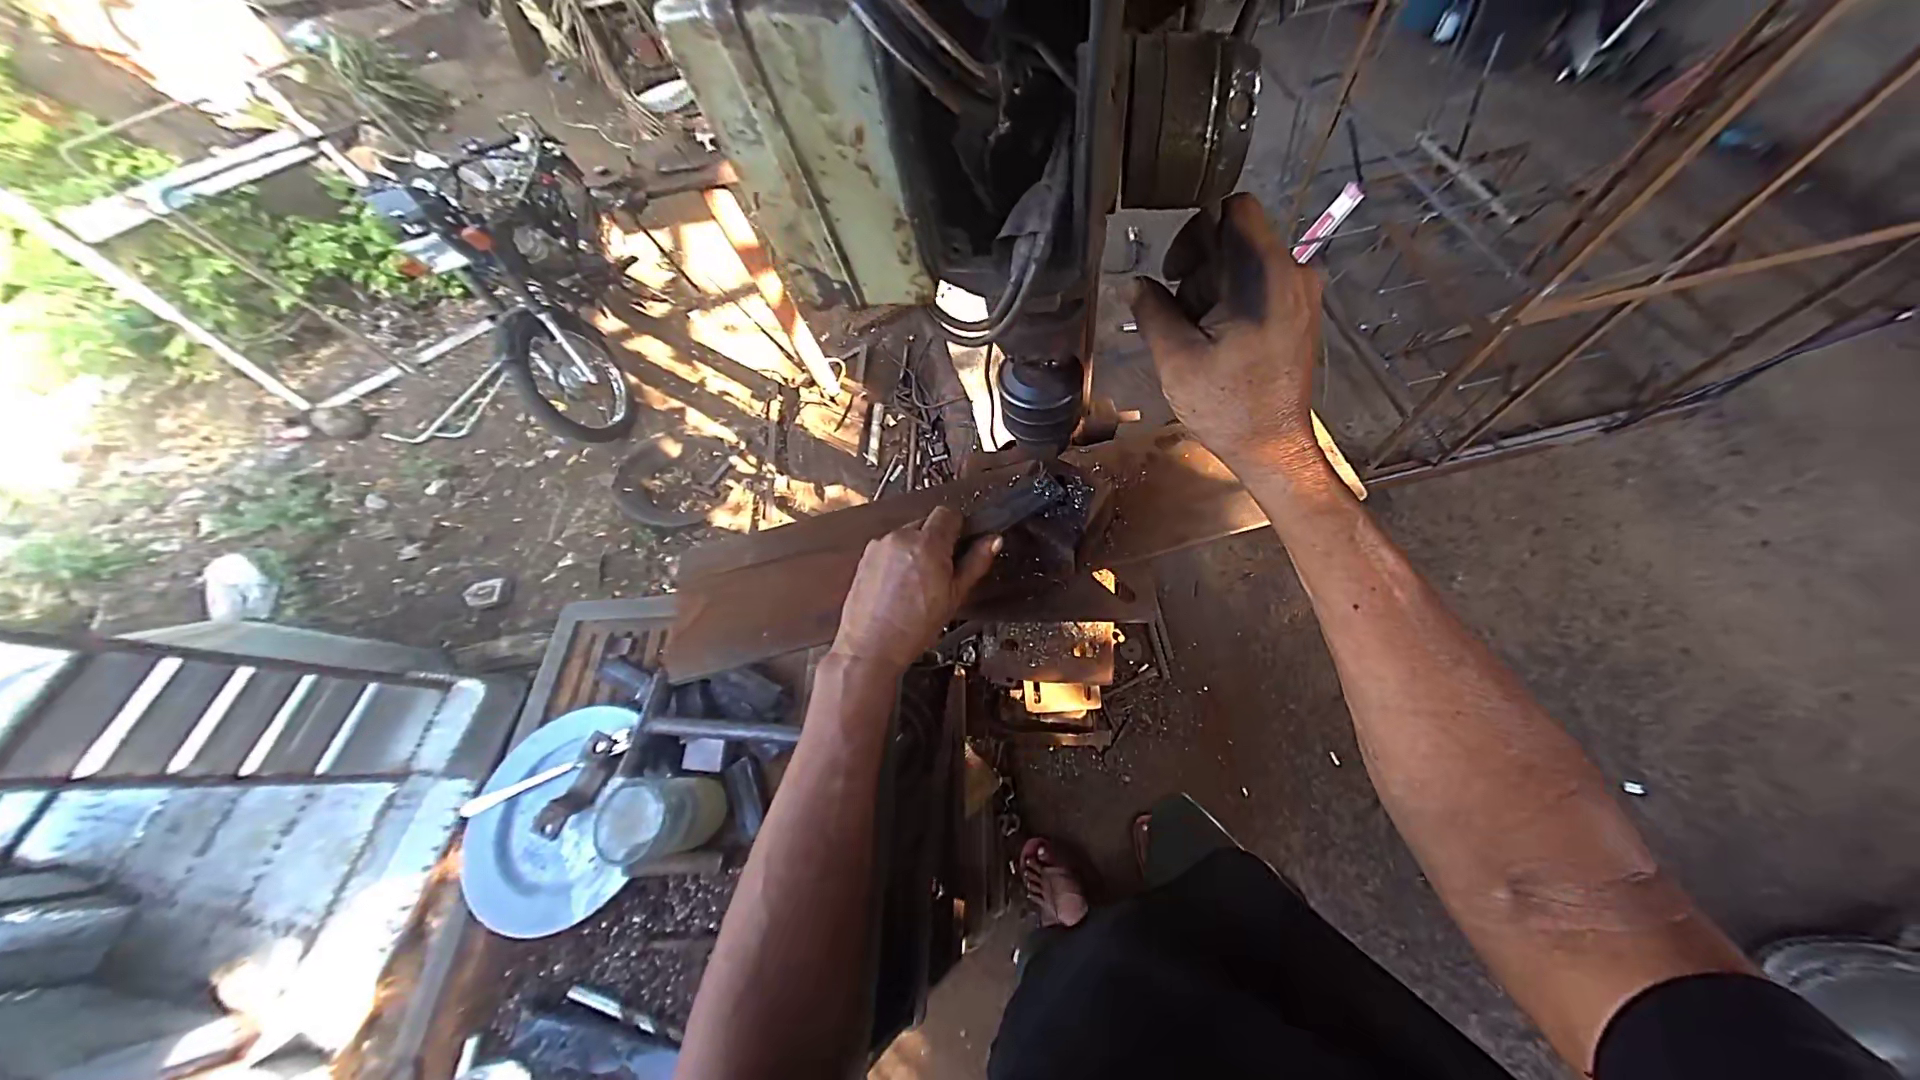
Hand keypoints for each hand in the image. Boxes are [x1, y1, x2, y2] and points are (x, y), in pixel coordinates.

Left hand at [832, 506, 999, 669]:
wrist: (871, 647)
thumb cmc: (913, 627)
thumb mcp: (955, 596)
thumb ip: (976, 563)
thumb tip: (993, 541)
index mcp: (928, 544)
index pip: (948, 514)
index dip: (958, 529)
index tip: (959, 547)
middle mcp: (901, 537)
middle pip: (927, 523)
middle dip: (936, 541)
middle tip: (940, 571)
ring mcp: (880, 544)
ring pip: (907, 535)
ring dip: (916, 549)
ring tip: (917, 583)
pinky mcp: (866, 555)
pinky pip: (889, 547)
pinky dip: (897, 559)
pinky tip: (899, 586)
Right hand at [1130, 193, 1324, 475]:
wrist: (1271, 445)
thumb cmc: (1226, 407)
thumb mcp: (1176, 359)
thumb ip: (1153, 310)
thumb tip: (1135, 283)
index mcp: (1265, 276)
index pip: (1233, 209)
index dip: (1195, 231)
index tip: (1176, 273)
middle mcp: (1293, 272)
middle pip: (1235, 238)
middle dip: (1199, 269)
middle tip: (1179, 316)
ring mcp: (1301, 292)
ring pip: (1244, 264)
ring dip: (1211, 290)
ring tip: (1197, 336)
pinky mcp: (1299, 312)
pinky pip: (1258, 286)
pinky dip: (1231, 302)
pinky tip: (1216, 341)